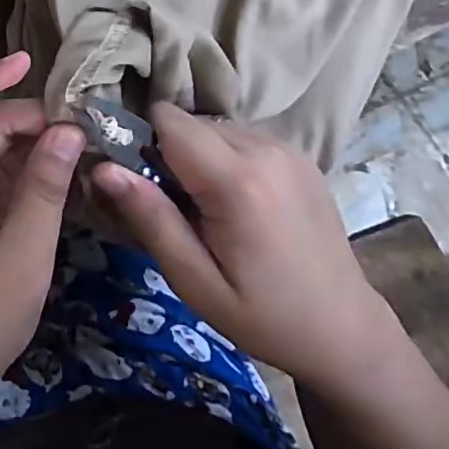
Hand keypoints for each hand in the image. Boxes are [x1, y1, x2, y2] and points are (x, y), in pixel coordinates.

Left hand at [0, 52, 85, 397]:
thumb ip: (45, 189)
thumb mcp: (21, 255)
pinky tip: (74, 167)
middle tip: (84, 129)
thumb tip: (71, 129)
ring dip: (42, 140)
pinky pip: (14, 166)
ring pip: (4, 142)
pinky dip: (43, 163)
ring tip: (87, 145)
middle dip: (32, 119)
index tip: (25, 63)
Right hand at [92, 103, 394, 384]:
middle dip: (170, 153)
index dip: (144, 142)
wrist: (345, 330)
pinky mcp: (298, 153)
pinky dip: (224, 158)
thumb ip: (149, 217)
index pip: (167, 118)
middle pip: (189, 122)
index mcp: (238, 179)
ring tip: (209, 208)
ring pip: (212, 126)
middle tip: (177, 207)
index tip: (142, 182)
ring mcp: (286, 147)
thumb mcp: (195, 281)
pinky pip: (239, 135)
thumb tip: (102, 167)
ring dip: (197, 155)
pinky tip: (238, 203)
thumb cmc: (264, 316)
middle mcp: (264, 148)